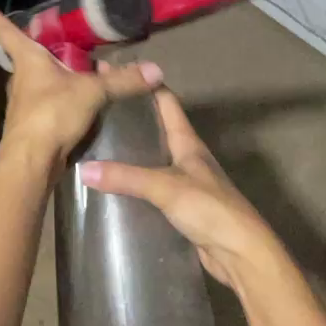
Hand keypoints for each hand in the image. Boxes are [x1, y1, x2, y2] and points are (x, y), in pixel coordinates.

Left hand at [0, 1, 162, 164]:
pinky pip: (49, 102)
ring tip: (79, 67)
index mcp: (27, 59)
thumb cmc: (52, 114)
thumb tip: (155, 70)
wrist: (32, 161)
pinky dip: (62, 97)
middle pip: (27, 55)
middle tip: (57, 36)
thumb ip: (122, 81)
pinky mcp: (33, 123)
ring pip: (39, 80)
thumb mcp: (91, 92)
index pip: (5, 31)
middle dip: (40, 46)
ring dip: (54, 73)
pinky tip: (80, 101)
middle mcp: (21, 77)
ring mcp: (24, 102)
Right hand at [79, 89, 280, 288]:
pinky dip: (132, 178)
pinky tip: (111, 182)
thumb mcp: (165, 187)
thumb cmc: (210, 209)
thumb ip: (125, 177)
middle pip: (155, 126)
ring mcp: (184, 181)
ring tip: (95, 140)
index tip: (114, 70)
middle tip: (94, 105)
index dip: (143, 83)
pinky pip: (150, 184)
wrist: (241, 255)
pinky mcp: (179, 206)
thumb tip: (84, 170)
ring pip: (151, 155)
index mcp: (187, 141)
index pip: (165, 100)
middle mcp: (186, 156)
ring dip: (129, 147)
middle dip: (128, 114)